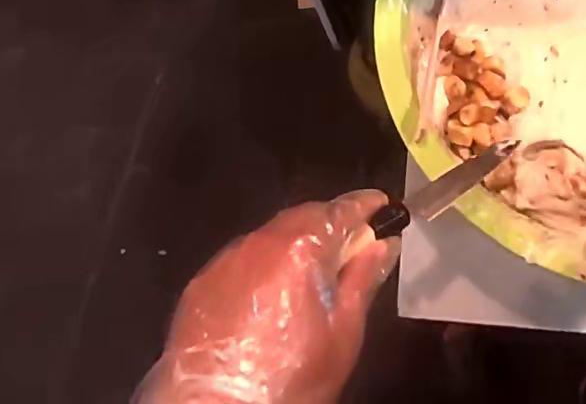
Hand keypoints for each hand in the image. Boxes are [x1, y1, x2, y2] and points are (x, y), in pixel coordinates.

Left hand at [136, 191, 398, 403]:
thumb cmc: (290, 381)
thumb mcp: (342, 333)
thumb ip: (364, 279)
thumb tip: (385, 242)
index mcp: (303, 246)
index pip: (344, 208)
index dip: (368, 205)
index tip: (384, 206)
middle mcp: (264, 239)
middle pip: (308, 215)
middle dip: (332, 224)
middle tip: (349, 248)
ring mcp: (228, 259)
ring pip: (274, 233)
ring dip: (297, 242)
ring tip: (309, 273)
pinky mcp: (201, 283)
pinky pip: (244, 257)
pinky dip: (264, 263)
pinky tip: (270, 295)